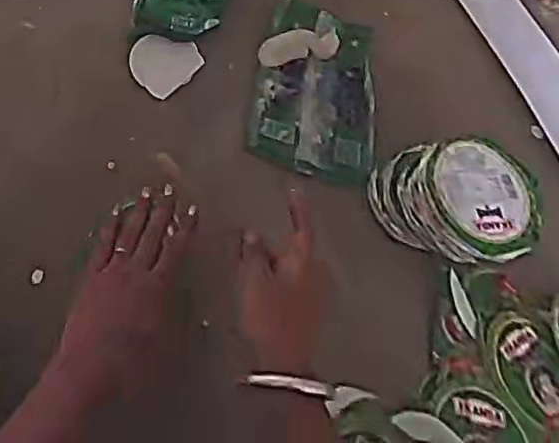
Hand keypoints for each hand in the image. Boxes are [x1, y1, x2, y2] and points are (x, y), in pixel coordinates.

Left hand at [49, 186, 198, 402]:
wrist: (86, 369)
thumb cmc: (128, 367)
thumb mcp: (163, 345)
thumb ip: (175, 317)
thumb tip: (184, 301)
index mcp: (157, 288)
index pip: (175, 249)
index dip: (185, 228)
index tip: (191, 210)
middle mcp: (136, 273)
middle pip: (153, 234)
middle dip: (163, 211)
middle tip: (169, 191)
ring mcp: (112, 271)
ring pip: (129, 234)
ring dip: (139, 212)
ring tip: (146, 193)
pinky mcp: (91, 276)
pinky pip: (103, 245)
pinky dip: (110, 227)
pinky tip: (115, 214)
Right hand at [240, 190, 325, 375]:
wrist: (283, 367)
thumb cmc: (270, 317)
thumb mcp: (255, 280)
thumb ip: (253, 252)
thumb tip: (253, 234)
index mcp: (303, 261)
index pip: (303, 226)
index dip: (298, 208)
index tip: (294, 190)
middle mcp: (312, 273)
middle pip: (291, 249)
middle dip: (271, 245)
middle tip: (247, 241)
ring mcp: (311, 293)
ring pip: (287, 268)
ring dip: (269, 263)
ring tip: (246, 264)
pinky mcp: (304, 311)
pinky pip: (287, 283)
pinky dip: (273, 278)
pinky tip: (256, 285)